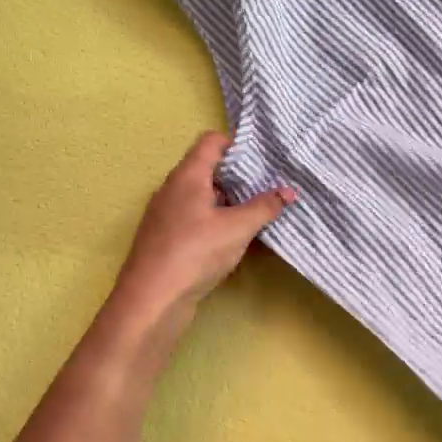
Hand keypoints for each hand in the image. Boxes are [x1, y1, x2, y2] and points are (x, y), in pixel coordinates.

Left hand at [110, 131, 296, 324]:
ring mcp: (165, 214)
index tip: (263, 157)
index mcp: (187, 175)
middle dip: (238, 175)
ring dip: (228, 200)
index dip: (237, 144)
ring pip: (201, 195)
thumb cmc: (195, 252)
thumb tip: (289, 191)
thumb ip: (265, 207)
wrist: (151, 300)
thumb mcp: (237, 228)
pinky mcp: (165, 237)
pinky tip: (233, 237)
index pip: (211, 141)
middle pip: (207, 168)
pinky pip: (194, 217)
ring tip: (256, 210)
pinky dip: (215, 220)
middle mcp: (172, 188)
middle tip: (267, 184)